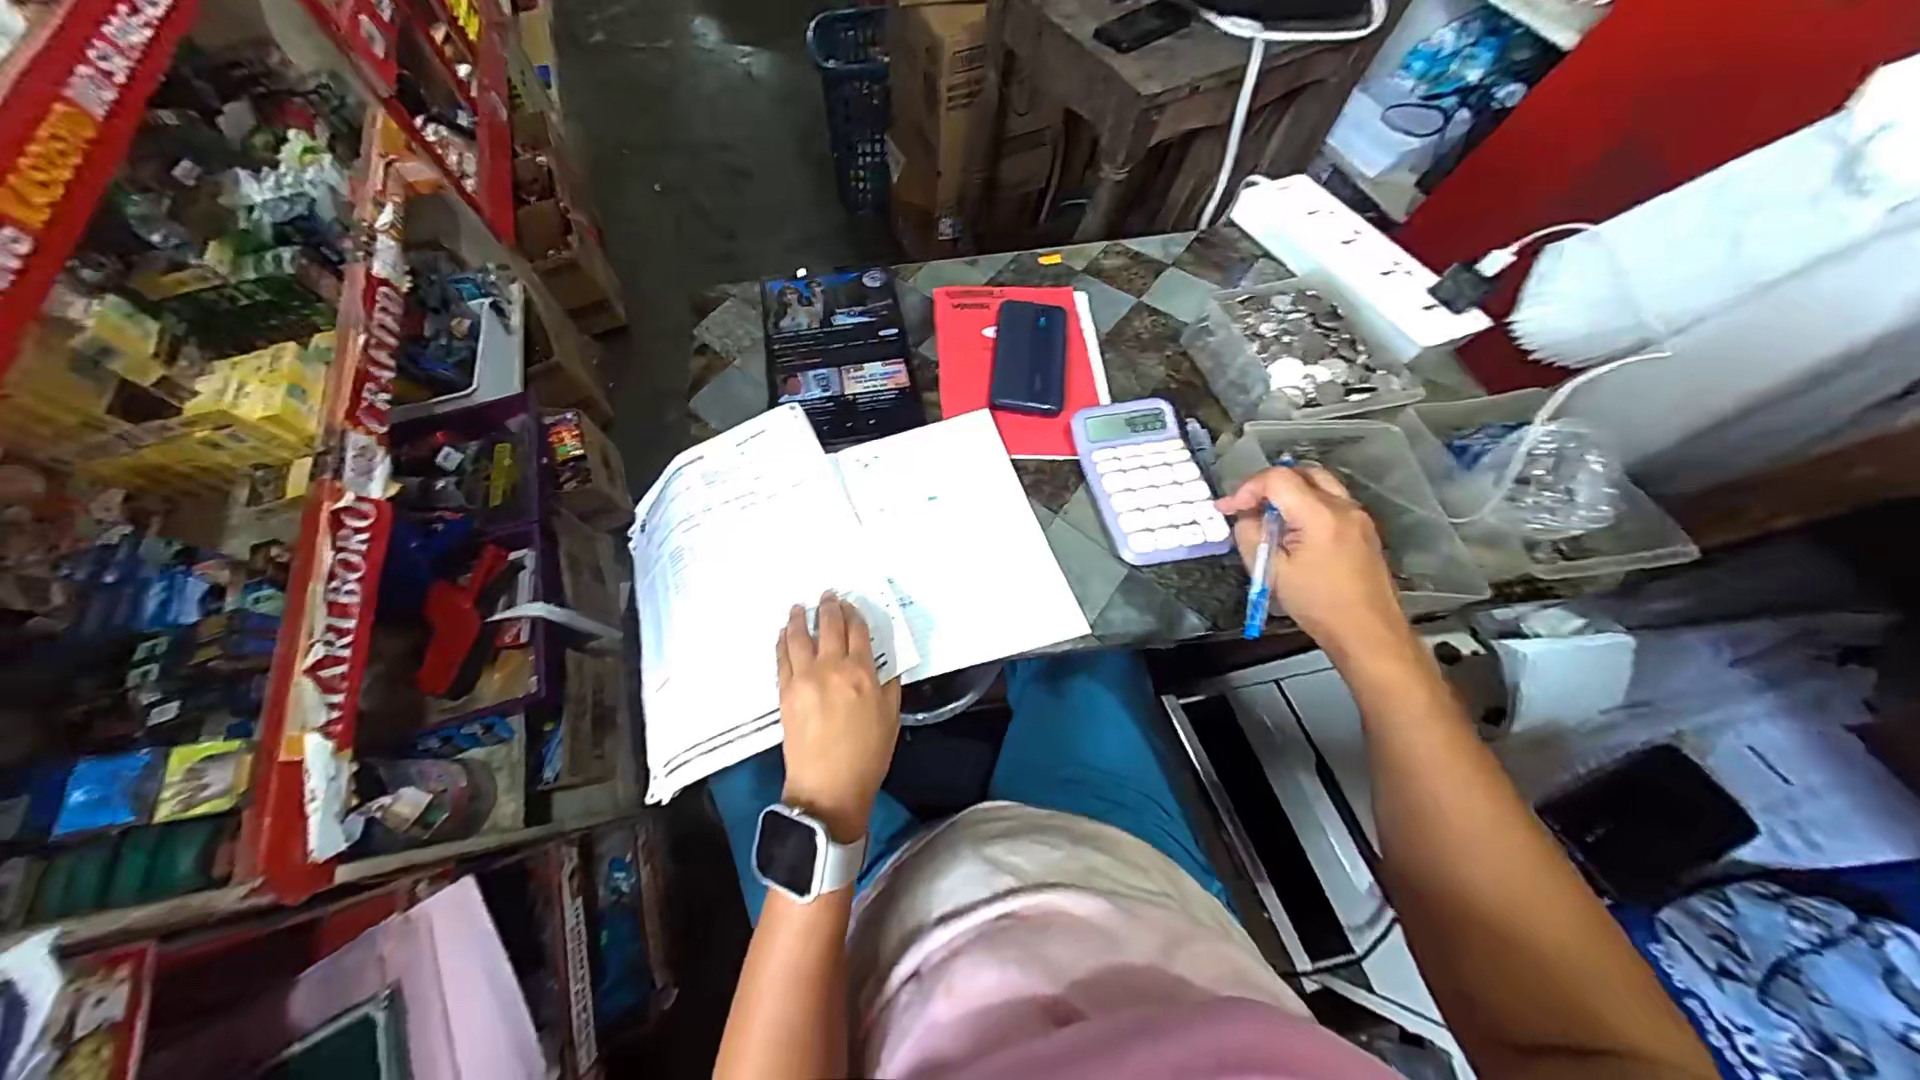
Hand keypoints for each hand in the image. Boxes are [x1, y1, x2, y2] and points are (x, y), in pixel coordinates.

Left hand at [775, 592, 901, 843]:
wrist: (828, 786)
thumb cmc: (867, 755)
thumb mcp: (891, 716)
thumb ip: (889, 683)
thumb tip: (883, 661)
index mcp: (863, 673)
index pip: (857, 631)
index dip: (854, 613)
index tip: (850, 604)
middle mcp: (832, 668)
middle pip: (828, 626)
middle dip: (829, 606)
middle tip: (827, 595)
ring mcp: (805, 678)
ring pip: (799, 636)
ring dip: (799, 617)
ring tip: (800, 606)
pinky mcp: (785, 691)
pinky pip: (782, 657)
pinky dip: (782, 641)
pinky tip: (784, 633)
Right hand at [1215, 464, 1409, 657]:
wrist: (1368, 632)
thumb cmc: (1317, 605)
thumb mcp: (1272, 572)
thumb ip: (1251, 536)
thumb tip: (1246, 517)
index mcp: (1319, 516)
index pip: (1278, 479)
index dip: (1247, 488)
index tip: (1230, 509)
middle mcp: (1344, 507)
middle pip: (1301, 472)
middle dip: (1269, 485)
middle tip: (1248, 507)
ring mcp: (1358, 516)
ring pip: (1319, 484)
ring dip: (1289, 493)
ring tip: (1269, 519)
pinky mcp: (1364, 529)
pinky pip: (1331, 501)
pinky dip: (1306, 504)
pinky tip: (1294, 532)